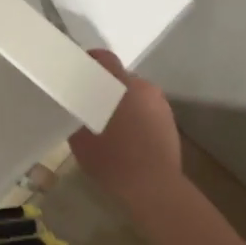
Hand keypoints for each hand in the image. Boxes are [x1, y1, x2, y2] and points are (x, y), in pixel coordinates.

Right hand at [70, 49, 182, 199]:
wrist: (153, 186)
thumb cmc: (112, 159)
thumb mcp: (80, 138)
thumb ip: (79, 114)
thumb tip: (77, 107)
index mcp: (122, 85)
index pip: (104, 58)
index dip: (89, 62)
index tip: (76, 72)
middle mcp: (145, 88)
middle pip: (120, 78)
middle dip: (104, 88)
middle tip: (87, 106)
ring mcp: (161, 104)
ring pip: (134, 95)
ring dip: (120, 103)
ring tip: (106, 126)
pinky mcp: (169, 121)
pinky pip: (145, 110)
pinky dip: (134, 117)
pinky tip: (124, 139)